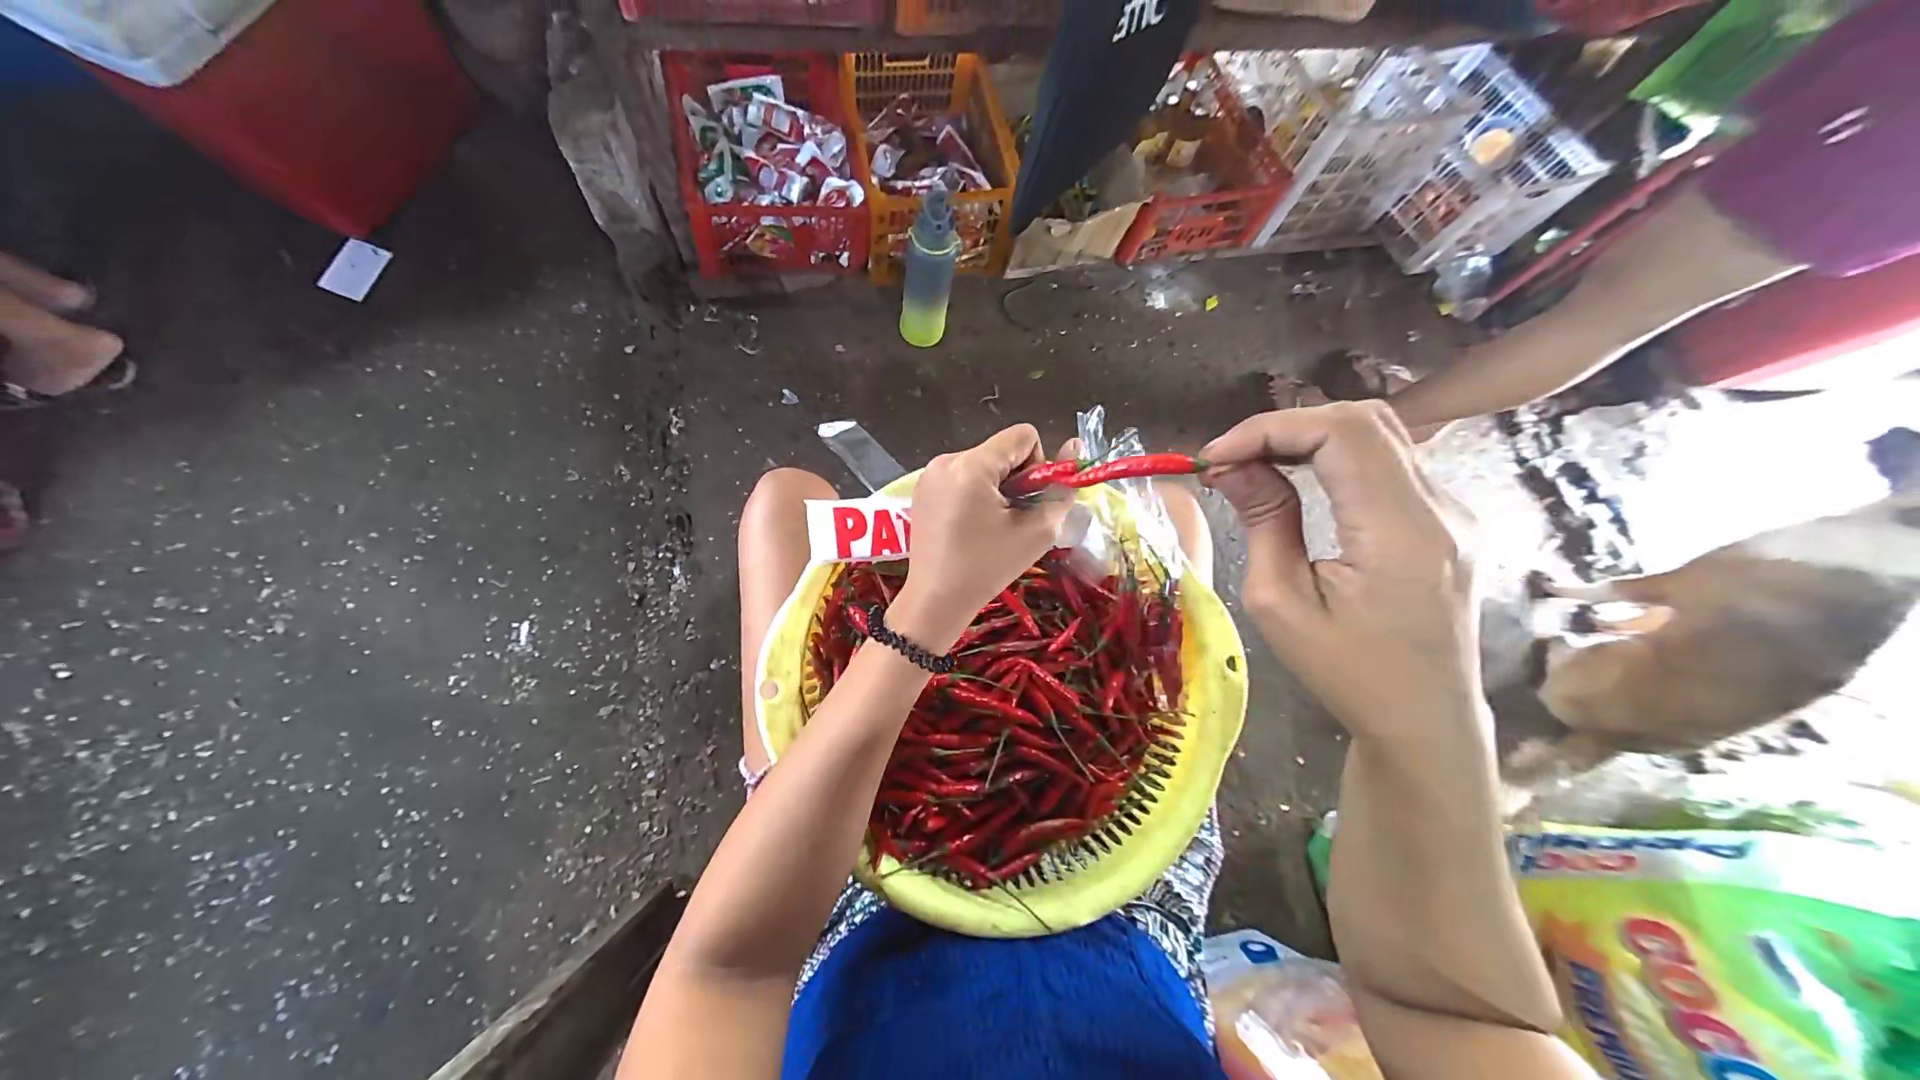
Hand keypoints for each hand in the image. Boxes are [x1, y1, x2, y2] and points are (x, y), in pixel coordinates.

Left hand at [891, 424, 1072, 650]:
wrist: (936, 601)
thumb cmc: (988, 568)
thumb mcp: (1037, 531)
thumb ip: (1060, 488)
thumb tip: (1075, 447)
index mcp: (971, 465)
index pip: (1023, 436)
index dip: (1038, 465)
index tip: (1028, 501)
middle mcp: (945, 461)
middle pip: (1001, 451)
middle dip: (1015, 480)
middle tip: (1011, 520)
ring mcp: (929, 475)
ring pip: (983, 464)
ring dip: (996, 488)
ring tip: (990, 527)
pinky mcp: (922, 491)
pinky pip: (961, 477)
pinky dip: (974, 495)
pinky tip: (970, 527)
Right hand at [1201, 402, 1483, 742]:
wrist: (1424, 718)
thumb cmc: (1346, 673)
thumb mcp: (1281, 604)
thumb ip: (1264, 521)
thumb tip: (1232, 467)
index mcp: (1399, 533)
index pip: (1340, 434)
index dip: (1270, 428)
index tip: (1215, 457)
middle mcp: (1439, 508)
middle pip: (1364, 419)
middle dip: (1286, 425)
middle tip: (1232, 457)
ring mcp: (1451, 509)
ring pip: (1379, 432)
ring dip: (1309, 434)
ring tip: (1256, 462)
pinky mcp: (1445, 518)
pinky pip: (1388, 460)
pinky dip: (1334, 454)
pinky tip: (1297, 476)